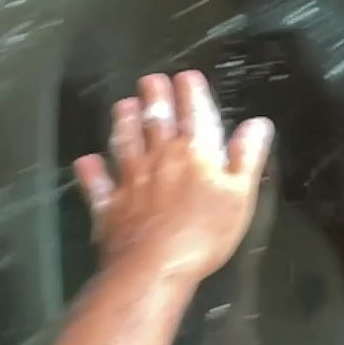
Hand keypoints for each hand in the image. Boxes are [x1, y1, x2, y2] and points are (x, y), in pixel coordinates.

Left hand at [74, 70, 273, 280]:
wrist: (154, 269)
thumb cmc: (205, 232)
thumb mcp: (240, 194)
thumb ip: (247, 156)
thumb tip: (258, 124)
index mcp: (195, 152)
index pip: (195, 113)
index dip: (192, 92)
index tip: (187, 76)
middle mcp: (161, 158)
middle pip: (157, 120)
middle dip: (155, 97)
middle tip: (150, 79)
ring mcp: (131, 181)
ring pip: (126, 143)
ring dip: (124, 123)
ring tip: (124, 105)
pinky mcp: (109, 207)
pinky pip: (98, 186)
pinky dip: (91, 173)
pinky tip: (85, 161)